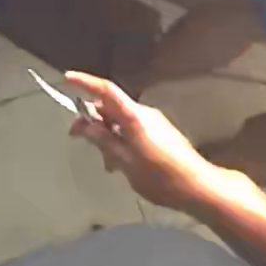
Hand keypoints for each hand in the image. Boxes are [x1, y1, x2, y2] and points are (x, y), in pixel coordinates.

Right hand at [62, 71, 251, 217]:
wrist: (199, 187)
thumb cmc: (161, 177)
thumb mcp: (125, 162)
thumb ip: (103, 141)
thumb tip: (83, 124)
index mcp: (134, 117)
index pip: (106, 90)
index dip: (85, 82)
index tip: (67, 78)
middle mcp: (144, 113)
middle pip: (111, 106)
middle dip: (93, 119)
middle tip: (78, 138)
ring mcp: (153, 122)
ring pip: (121, 121)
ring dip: (107, 134)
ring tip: (107, 163)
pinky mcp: (160, 133)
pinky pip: (132, 129)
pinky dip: (120, 140)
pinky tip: (121, 164)